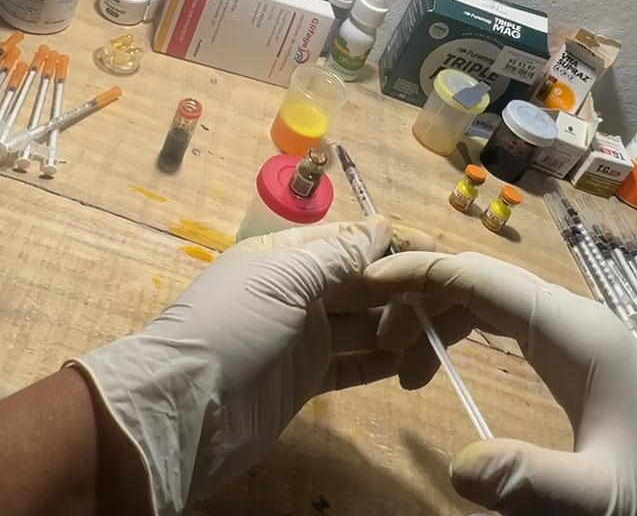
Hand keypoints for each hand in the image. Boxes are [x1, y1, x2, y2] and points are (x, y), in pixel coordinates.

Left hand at [74, 218, 422, 515]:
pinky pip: (352, 364)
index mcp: (285, 256)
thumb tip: (382, 226)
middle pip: (358, 281)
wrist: (185, 410)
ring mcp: (301, 336)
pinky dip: (381, 361)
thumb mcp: (283, 280)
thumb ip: (336, 256)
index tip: (436, 249)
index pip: (347, 240)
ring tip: (442, 329)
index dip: (389, 242)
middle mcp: (296, 291)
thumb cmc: (232, 326)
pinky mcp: (305, 379)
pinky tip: (414, 362)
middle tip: (452, 296)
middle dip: (400, 285)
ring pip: (361, 323)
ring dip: (397, 324)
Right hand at [364, 250, 636, 515]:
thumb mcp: (605, 504)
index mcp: (575, 331)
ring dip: (437, 317)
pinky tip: (438, 364)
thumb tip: (455, 467)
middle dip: (421, 298)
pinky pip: (500, 321)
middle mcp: (569, 315)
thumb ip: (534, 484)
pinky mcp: (571, 350)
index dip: (421, 272)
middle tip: (376, 340)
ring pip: (485, 297)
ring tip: (401, 364)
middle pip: (477, 280)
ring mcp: (571, 330)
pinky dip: (460, 332)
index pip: (481, 278)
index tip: (368, 282)